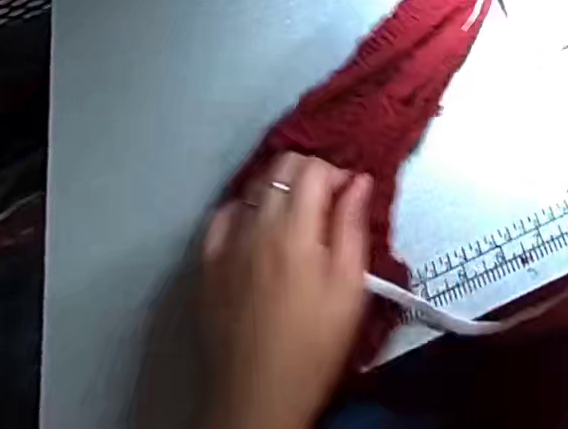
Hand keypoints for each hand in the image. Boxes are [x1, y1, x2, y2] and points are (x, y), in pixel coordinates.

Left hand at [201, 153, 371, 428]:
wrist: (258, 400)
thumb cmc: (316, 341)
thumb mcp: (350, 284)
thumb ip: (353, 224)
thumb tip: (360, 180)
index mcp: (294, 230)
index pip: (314, 168)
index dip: (338, 173)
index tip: (351, 197)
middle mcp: (256, 227)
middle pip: (282, 166)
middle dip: (311, 172)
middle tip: (329, 202)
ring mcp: (226, 245)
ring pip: (253, 185)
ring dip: (280, 186)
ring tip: (299, 213)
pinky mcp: (207, 266)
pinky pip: (222, 215)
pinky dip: (244, 208)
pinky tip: (258, 226)